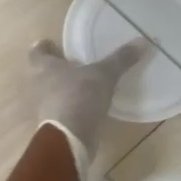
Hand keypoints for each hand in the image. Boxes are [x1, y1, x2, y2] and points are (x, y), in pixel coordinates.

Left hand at [29, 38, 146, 179]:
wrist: (69, 140)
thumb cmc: (80, 97)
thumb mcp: (104, 75)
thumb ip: (121, 59)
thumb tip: (143, 40)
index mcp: (48, 69)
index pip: (37, 53)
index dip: (43, 48)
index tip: (51, 44)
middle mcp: (42, 86)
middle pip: (45, 74)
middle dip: (58, 69)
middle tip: (76, 64)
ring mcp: (47, 108)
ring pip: (54, 93)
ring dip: (67, 89)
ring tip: (87, 85)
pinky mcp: (56, 126)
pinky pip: (64, 111)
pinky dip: (74, 108)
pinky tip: (90, 107)